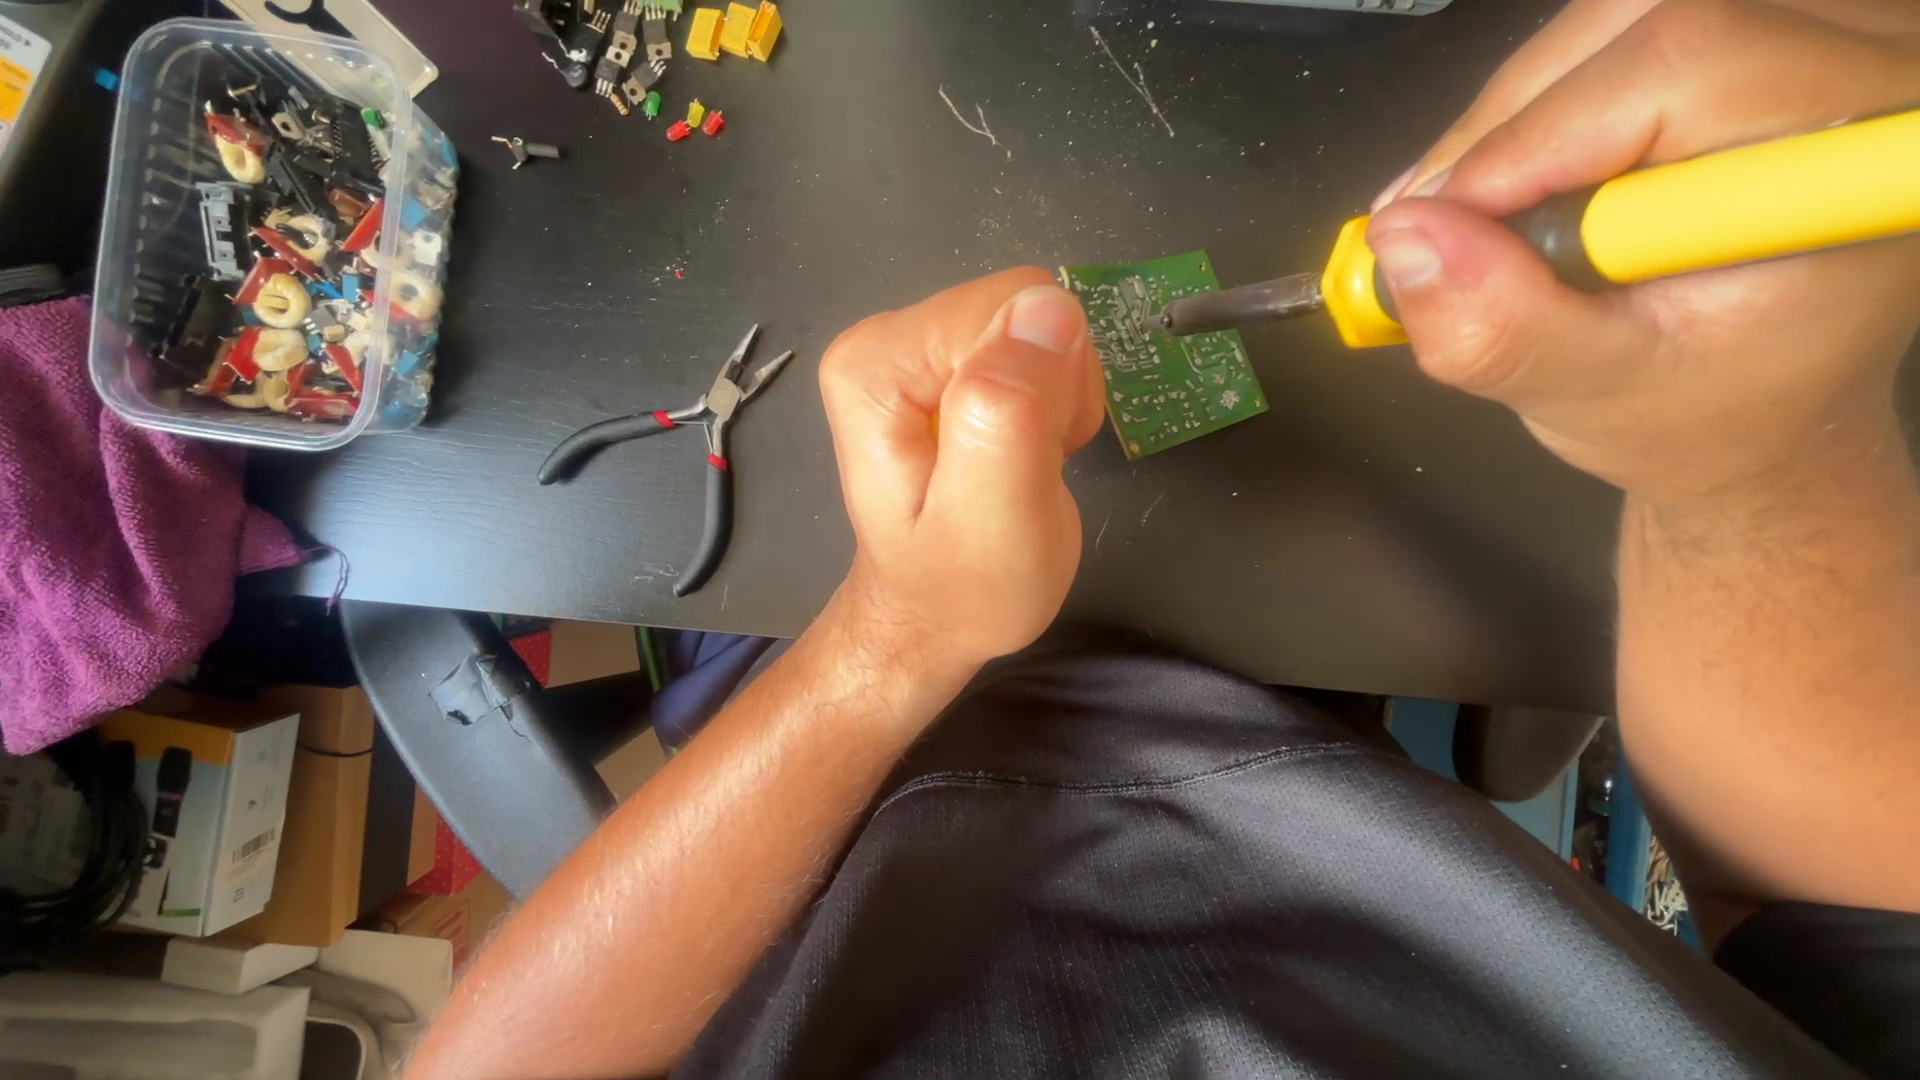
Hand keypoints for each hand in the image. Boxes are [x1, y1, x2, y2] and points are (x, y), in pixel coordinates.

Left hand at [819, 268, 1105, 674]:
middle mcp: (885, 339)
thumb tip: (1049, 307)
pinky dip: (1051, 404)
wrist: (935, 620)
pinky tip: (1024, 454)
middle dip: (1053, 389)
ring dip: (1056, 401)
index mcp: (878, 362)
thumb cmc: (964, 589)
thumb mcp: (995, 516)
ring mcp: (914, 350)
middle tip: (1030, 466)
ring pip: (1038, 327)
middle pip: (1022, 309)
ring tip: (1026, 467)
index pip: (1009, 309)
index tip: (1034, 453)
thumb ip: (1014, 409)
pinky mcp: (947, 367)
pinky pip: (1036, 350)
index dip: (1047, 381)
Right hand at [1368, 0, 1919, 509]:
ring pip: (1601, 20)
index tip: (1437, 240)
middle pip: (1635, 22)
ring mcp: (1812, 38)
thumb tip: (1399, 238)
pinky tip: (1492, 188)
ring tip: (1457, 221)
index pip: (1685, 67)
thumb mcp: (1587, 396)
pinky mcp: (1749, 46)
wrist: (1744, 401)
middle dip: (1496, 133)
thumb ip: (1501, 330)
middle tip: (1430, 234)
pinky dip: (1515, 113)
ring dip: (1494, 124)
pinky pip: (1600, 37)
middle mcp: (1862, 63)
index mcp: (1855, 161)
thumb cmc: (1691, 410)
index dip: (1529, 144)